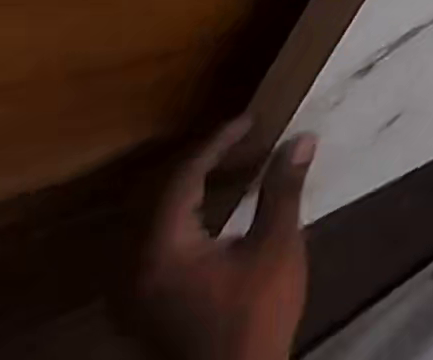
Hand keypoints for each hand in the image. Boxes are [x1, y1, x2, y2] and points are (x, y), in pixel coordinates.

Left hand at [131, 118, 316, 359]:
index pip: (182, 177)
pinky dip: (185, 209)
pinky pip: (155, 235)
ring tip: (234, 162)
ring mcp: (131, 285)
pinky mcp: (142, 297)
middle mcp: (132, 264)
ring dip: (192, 183)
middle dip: (202, 159)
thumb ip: (282, 189)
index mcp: (159, 249)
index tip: (250, 120)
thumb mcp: (277, 245)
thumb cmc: (256, 312)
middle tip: (243, 138)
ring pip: (154, 214)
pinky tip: (216, 204)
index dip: (216, 143)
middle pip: (158, 193)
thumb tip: (301, 138)